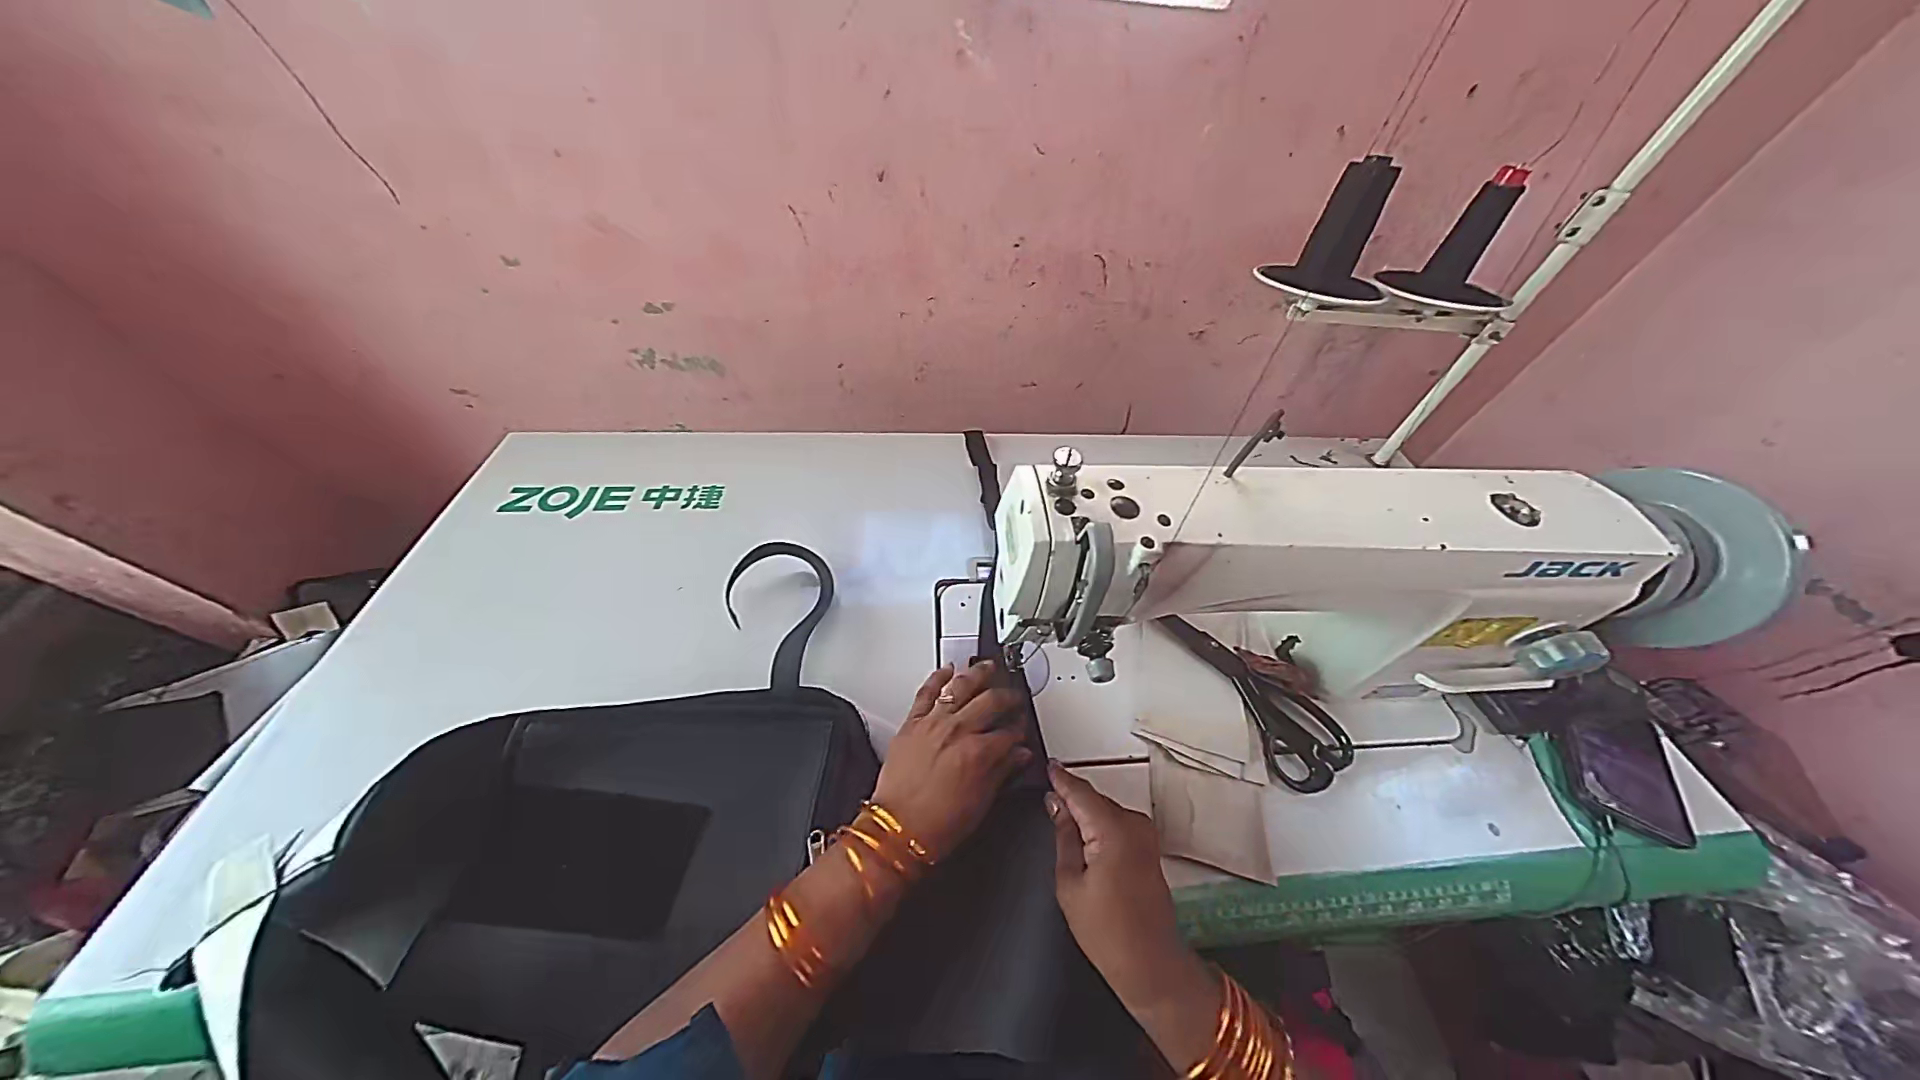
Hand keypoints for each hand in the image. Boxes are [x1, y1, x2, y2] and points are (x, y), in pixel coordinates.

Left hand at [871, 662, 1029, 857]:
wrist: (898, 830)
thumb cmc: (936, 824)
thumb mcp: (981, 802)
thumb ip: (1002, 772)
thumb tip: (1018, 757)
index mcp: (979, 752)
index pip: (1010, 732)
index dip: (1020, 729)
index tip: (1021, 728)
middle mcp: (957, 731)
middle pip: (991, 701)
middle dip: (1007, 697)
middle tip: (1013, 697)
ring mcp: (933, 723)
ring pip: (961, 686)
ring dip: (977, 674)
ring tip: (987, 667)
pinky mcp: (912, 722)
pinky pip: (927, 692)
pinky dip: (938, 677)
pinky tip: (947, 670)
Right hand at [1047, 762, 1213, 1015]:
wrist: (1150, 963)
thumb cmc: (1108, 932)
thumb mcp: (1069, 882)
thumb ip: (1063, 835)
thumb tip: (1055, 805)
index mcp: (1112, 829)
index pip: (1079, 791)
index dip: (1060, 778)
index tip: (1048, 765)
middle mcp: (1134, 825)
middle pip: (1094, 800)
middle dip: (1071, 798)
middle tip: (1048, 799)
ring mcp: (1146, 836)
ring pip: (1105, 811)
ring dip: (1085, 812)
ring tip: (1061, 821)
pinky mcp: (1150, 847)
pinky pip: (1118, 823)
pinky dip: (1100, 824)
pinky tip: (1084, 837)